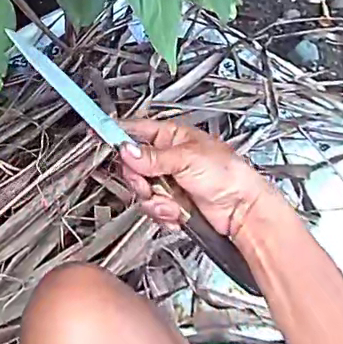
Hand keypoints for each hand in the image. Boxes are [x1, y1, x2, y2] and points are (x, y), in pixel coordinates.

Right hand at [118, 119, 271, 236]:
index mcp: (171, 137)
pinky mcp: (171, 203)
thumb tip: (127, 150)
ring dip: (155, 200)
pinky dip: (163, 213)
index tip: (98, 131)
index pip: (135, 130)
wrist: (244, 210)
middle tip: (150, 183)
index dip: (116, 133)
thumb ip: (153, 157)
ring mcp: (168, 181)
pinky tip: (178, 211)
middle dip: (140, 179)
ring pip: (140, 190)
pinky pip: (152, 208)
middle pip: (132, 165)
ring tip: (172, 200)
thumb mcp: (186, 159)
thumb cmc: (228, 174)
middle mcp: (167, 157)